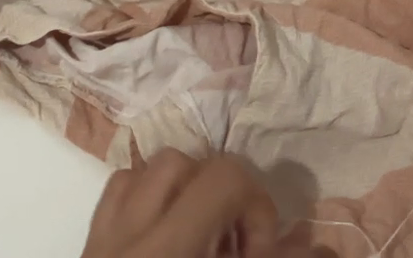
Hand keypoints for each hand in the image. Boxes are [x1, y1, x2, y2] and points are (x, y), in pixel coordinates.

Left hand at [81, 150, 306, 257]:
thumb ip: (267, 255)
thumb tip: (324, 248)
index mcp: (170, 247)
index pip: (223, 178)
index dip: (256, 206)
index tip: (259, 251)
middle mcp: (131, 230)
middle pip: (184, 164)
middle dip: (220, 196)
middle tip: (235, 246)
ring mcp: (102, 233)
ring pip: (147, 167)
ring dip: (184, 189)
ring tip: (203, 235)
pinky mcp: (88, 240)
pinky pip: (118, 188)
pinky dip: (146, 195)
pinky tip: (165, 230)